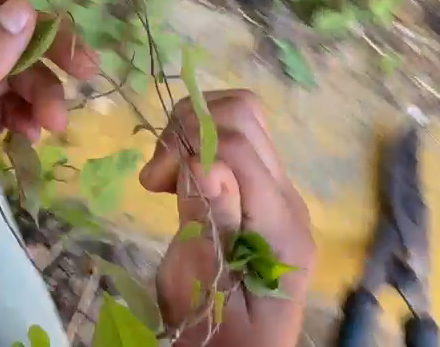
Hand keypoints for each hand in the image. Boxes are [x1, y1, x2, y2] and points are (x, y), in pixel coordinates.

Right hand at [140, 91, 313, 346]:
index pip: (237, 143)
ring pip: (238, 115)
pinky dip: (197, 138)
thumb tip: (203, 160)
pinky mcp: (260, 188)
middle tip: (158, 172)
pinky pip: (232, 135)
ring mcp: (277, 190)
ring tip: (166, 171)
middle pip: (242, 114)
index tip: (151, 181)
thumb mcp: (205, 286)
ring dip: (192, 128)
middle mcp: (287, 197)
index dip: (186, 143)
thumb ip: (209, 221)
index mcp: (281, 225)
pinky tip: (179, 173)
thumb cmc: (215, 331)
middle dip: (188, 126)